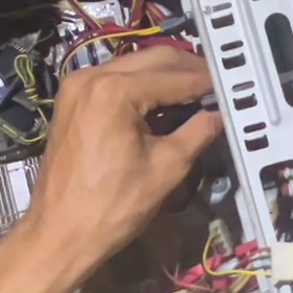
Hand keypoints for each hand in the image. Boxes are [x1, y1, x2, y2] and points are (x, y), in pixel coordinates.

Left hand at [12, 46, 221, 292]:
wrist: (58, 233)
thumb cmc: (112, 207)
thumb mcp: (166, 169)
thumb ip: (197, 132)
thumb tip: (219, 114)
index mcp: (115, 90)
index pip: (174, 77)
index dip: (207, 82)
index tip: (233, 86)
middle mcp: (92, 76)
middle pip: (153, 59)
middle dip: (188, 70)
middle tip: (220, 84)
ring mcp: (77, 85)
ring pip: (134, 65)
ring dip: (166, 75)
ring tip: (198, 92)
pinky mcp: (72, 99)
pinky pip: (115, 79)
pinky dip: (142, 85)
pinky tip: (165, 100)